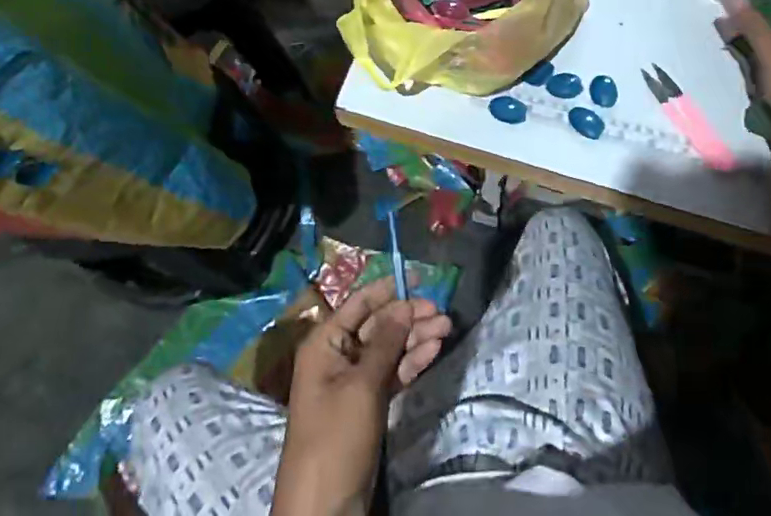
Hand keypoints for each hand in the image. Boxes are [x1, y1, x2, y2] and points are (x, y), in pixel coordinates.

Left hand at [273, 278, 451, 515]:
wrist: (324, 506)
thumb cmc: (336, 436)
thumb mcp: (362, 385)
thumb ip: (385, 342)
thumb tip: (404, 305)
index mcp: (325, 342)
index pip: (359, 304)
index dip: (388, 290)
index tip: (420, 278)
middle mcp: (337, 355)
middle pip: (377, 325)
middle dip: (409, 316)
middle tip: (442, 311)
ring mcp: (353, 381)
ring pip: (388, 349)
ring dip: (415, 338)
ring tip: (447, 327)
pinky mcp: (367, 403)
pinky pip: (391, 373)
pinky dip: (411, 362)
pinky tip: (434, 351)